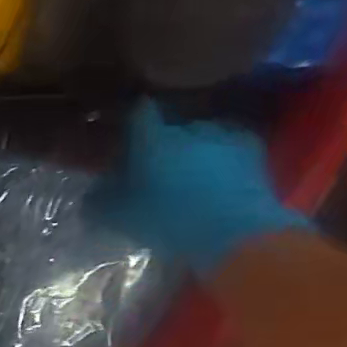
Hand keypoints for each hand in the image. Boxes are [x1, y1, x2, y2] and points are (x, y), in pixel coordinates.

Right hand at [92, 98, 310, 273]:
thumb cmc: (168, 221)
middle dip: (166, 138)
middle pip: (173, 122)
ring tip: (192, 174)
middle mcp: (187, 124)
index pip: (138, 112)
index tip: (128, 135)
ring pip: (203, 135)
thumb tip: (92, 196)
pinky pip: (231, 149)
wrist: (234, 235)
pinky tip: (219, 183)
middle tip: (159, 162)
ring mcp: (224, 134)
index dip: (133, 121)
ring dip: (197, 149)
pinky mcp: (254, 151)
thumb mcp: (120, 218)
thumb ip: (101, 202)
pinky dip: (223, 162)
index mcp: (152, 135)